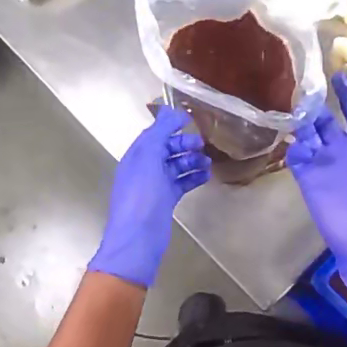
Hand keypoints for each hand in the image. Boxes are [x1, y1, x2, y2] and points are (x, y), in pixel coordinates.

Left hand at [88, 107, 211, 287]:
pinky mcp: (166, 200)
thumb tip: (171, 110)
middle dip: (184, 144)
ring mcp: (155, 186)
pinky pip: (181, 183)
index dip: (172, 126)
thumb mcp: (149, 156)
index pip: (155, 134)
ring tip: (209, 161)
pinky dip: (193, 177)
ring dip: (192, 161)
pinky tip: (206, 175)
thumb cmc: (142, 194)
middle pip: (167, 149)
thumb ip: (160, 131)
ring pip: (176, 166)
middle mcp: (145, 168)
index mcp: (137, 155)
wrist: (138, 236)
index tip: (192, 120)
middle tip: (204, 144)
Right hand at [288, 72, 346, 291]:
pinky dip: (292, 143)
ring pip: (308, 133)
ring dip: (302, 117)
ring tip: (296, 99)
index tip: (340, 72)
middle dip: (317, 100)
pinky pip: (296, 156)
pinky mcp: (310, 180)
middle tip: (308, 79)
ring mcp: (325, 165)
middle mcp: (344, 150)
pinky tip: (293, 132)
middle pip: (326, 118)